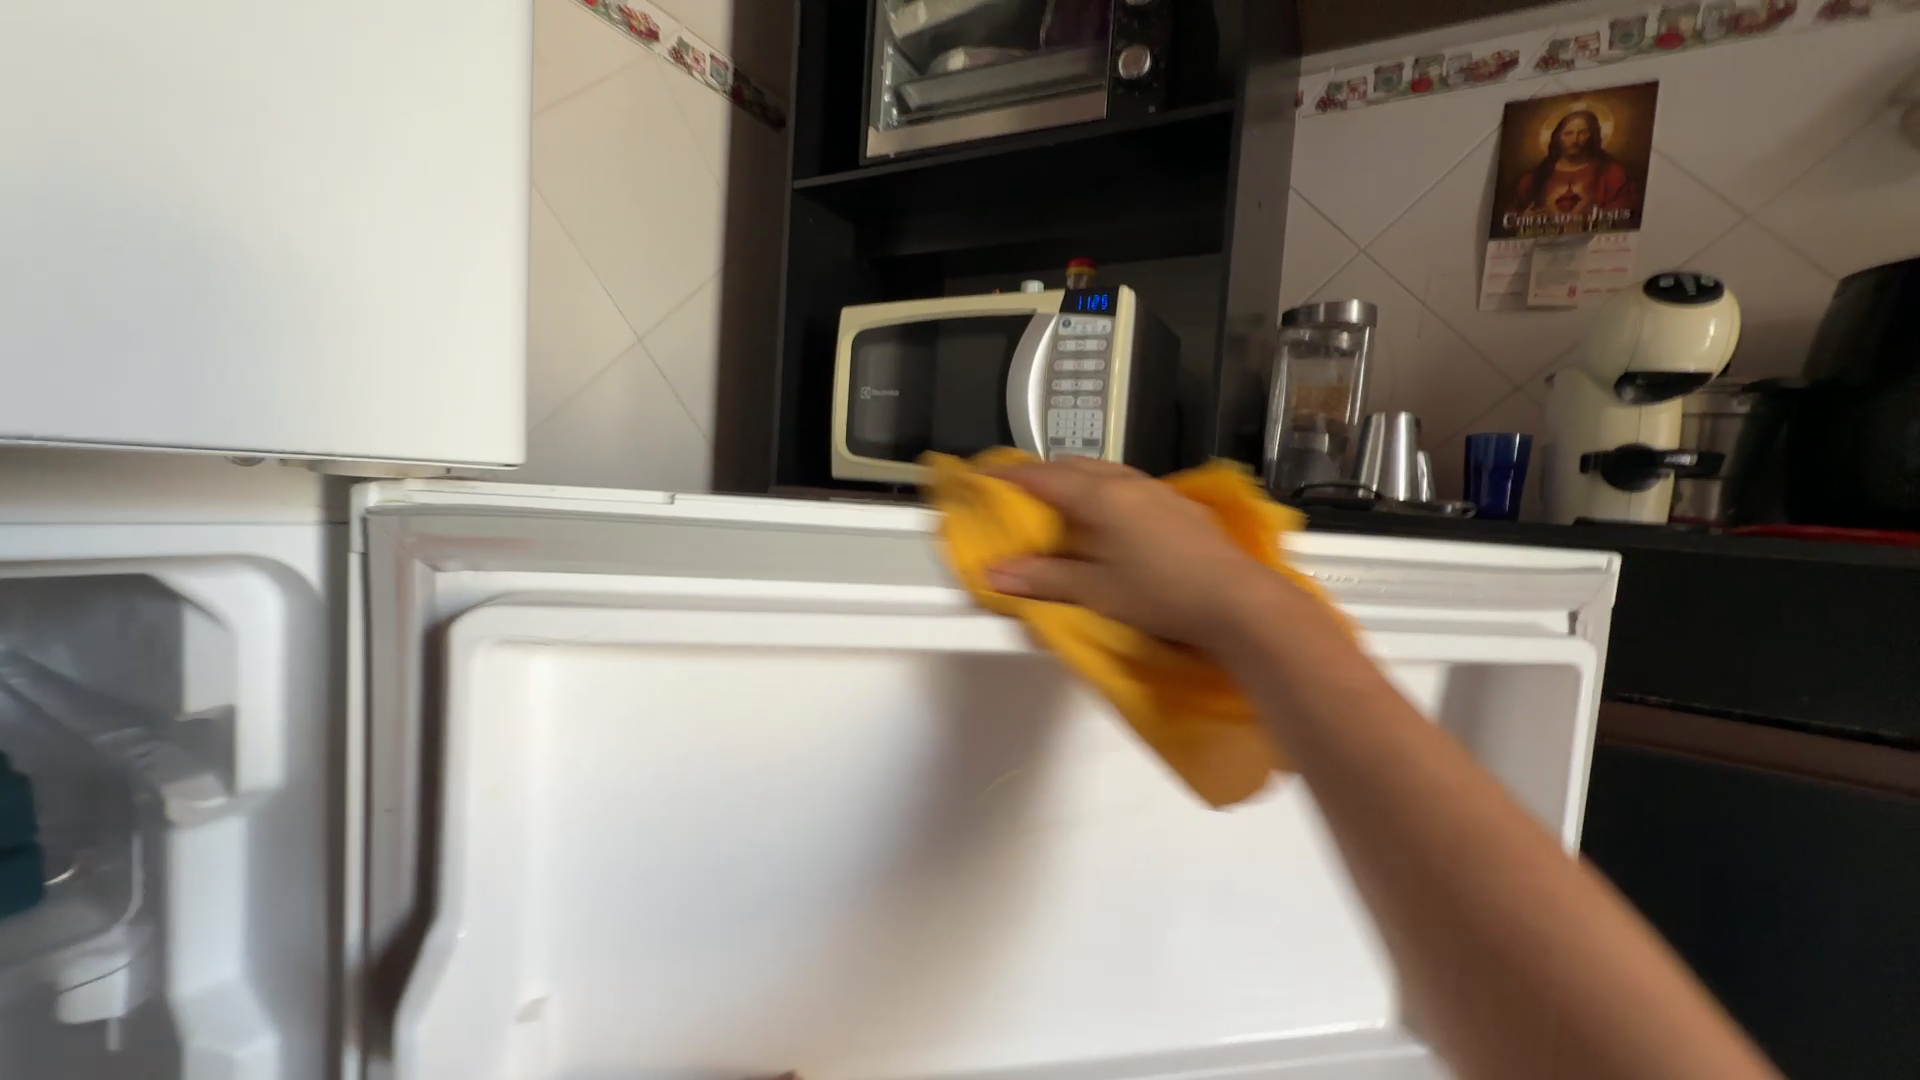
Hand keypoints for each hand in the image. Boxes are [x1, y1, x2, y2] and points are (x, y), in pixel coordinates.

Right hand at [983, 457, 1275, 649]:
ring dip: (1074, 479)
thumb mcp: (1096, 590)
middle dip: (1041, 475)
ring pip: (1103, 471)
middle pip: (1073, 466)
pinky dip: (1102, 489)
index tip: (984, 479)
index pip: (1043, 477)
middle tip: (1018, 493)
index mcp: (1100, 496)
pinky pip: (1126, 483)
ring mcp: (1157, 490)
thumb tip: (996, 573)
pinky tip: (1107, 514)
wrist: (1237, 600)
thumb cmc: (1161, 593)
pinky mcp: (1177, 504)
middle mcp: (1127, 483)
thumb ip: (1043, 578)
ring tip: (1058, 500)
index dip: (1009, 478)